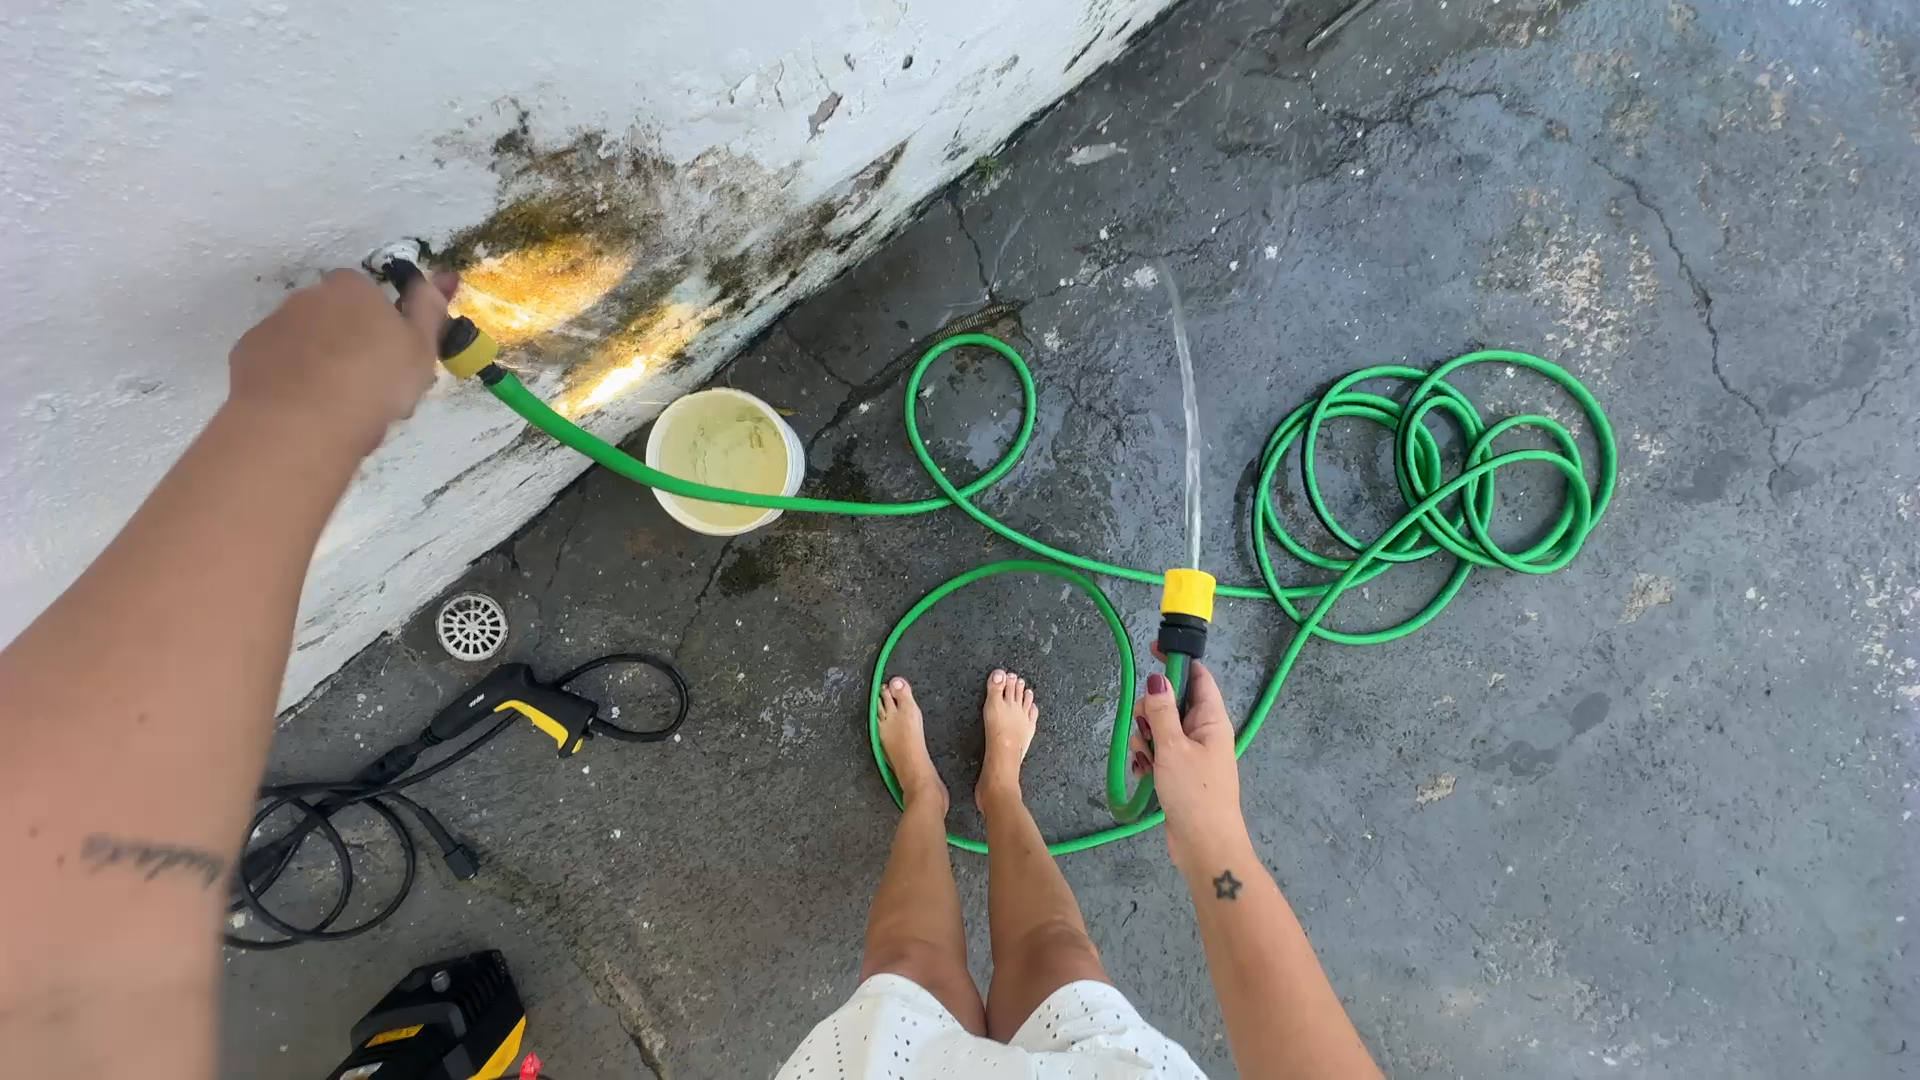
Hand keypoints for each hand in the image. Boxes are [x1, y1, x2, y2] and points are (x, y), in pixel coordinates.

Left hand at [227, 268, 456, 449]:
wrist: (305, 419)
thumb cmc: (378, 378)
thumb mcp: (422, 345)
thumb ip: (429, 308)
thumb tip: (441, 275)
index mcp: (352, 289)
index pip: (368, 290)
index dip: (385, 318)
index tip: (398, 349)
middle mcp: (307, 296)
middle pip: (337, 314)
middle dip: (356, 339)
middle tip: (380, 379)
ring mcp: (274, 323)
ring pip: (311, 339)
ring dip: (328, 359)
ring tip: (350, 399)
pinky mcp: (249, 353)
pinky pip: (283, 360)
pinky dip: (299, 376)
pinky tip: (318, 405)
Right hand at [1128, 652, 1244, 871]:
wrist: (1205, 846)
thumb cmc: (1195, 793)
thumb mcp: (1173, 747)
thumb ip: (1162, 710)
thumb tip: (1157, 678)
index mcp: (1211, 719)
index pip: (1197, 676)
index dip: (1176, 661)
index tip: (1152, 651)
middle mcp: (1203, 731)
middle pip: (1170, 701)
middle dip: (1150, 711)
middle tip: (1147, 731)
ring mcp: (1191, 752)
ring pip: (1158, 727)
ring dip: (1144, 738)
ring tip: (1146, 759)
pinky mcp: (1179, 771)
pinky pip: (1156, 751)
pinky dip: (1146, 757)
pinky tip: (1142, 772)